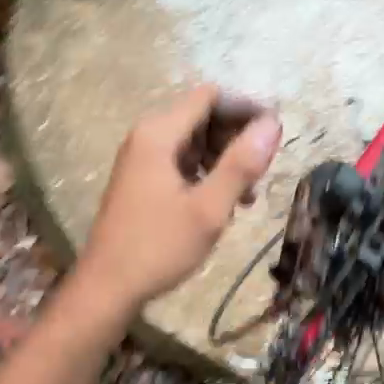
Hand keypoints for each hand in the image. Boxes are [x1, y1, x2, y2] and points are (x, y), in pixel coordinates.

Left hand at [77, 86, 280, 310]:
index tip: (275, 135)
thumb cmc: (159, 247)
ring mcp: (141, 160)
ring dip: (224, 160)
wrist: (108, 286)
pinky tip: (223, 205)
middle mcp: (146, 137)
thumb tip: (273, 124)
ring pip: (193, 143)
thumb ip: (241, 164)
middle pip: (202, 117)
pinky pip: (180, 163)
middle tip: (261, 173)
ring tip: (247, 196)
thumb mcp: (209, 208)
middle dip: (236, 138)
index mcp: (158, 134)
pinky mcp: (141, 181)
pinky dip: (205, 175)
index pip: (210, 97)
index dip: (246, 109)